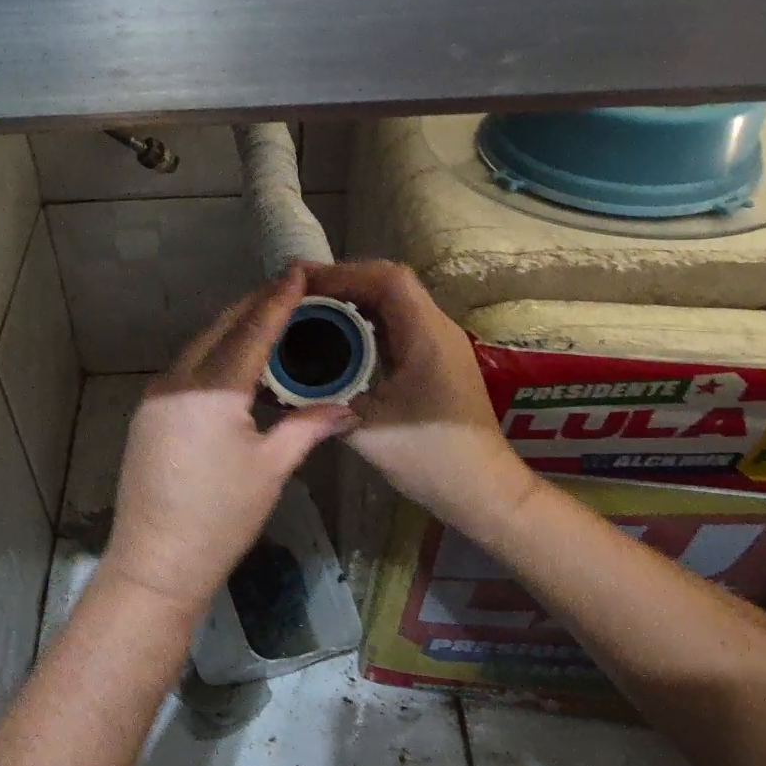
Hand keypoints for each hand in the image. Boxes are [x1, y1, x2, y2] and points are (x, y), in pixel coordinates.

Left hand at [104, 267, 357, 610]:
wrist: (158, 560)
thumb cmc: (221, 517)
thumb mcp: (272, 469)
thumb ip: (308, 427)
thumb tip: (348, 409)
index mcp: (212, 389)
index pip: (251, 331)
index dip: (278, 301)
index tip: (298, 273)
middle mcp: (178, 380)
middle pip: (220, 329)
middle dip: (254, 307)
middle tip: (288, 291)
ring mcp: (156, 396)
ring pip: (199, 347)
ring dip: (232, 330)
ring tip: (268, 319)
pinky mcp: (148, 413)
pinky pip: (186, 369)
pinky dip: (214, 356)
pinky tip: (236, 362)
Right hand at [303, 261, 537, 523]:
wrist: (484, 492)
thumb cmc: (430, 458)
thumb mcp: (366, 429)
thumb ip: (324, 397)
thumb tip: (281, 380)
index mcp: (426, 336)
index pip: (386, 280)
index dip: (341, 274)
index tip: (300, 284)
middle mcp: (438, 329)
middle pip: (388, 283)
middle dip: (341, 283)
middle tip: (297, 295)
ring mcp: (439, 343)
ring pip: (392, 302)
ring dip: (352, 300)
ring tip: (309, 310)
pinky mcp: (435, 360)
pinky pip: (396, 324)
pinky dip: (363, 322)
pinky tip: (335, 338)